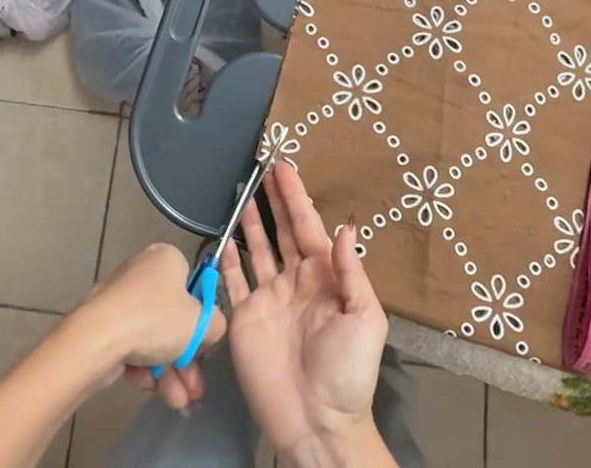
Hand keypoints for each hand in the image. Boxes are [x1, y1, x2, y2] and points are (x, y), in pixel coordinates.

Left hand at [84, 243, 223, 412]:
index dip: (202, 318)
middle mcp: (142, 271)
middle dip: (186, 358)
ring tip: (178, 401)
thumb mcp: (202, 322)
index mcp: (166, 258)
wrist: (95, 339)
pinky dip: (144, 366)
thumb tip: (208, 329)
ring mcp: (120, 298)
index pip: (193, 284)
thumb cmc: (155, 320)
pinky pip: (132, 344)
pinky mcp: (103, 323)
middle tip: (194, 387)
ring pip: (154, 336)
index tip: (204, 344)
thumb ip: (216, 324)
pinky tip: (151, 388)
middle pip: (173, 317)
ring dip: (170, 371)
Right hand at [221, 160, 390, 462]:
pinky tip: (225, 236)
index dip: (296, 198)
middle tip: (265, 167)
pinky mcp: (245, 317)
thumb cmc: (347, 371)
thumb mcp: (365, 318)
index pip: (308, 227)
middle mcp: (295, 281)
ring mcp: (268, 298)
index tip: (285, 167)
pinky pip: (235, 280)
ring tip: (244, 190)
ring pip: (259, 248)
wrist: (316, 422)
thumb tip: (345, 226)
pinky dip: (229, 257)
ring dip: (253, 220)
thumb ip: (351, 271)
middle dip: (275, 199)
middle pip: (283, 230)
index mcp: (324, 278)